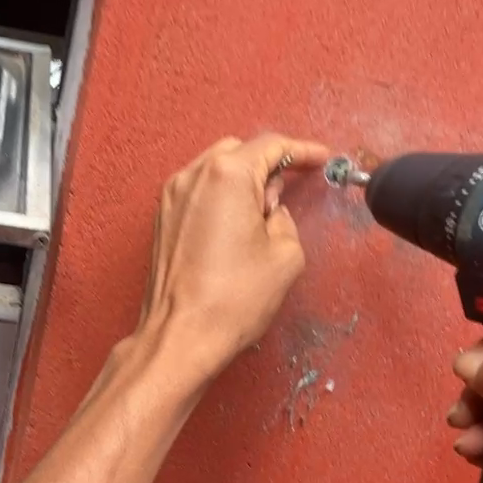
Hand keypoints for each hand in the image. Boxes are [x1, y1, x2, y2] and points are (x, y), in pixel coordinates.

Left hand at [137, 133, 330, 380]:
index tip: (321, 160)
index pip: (271, 146)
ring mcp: (170, 198)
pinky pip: (196, 193)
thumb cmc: (234, 298)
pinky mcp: (160, 221)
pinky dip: (218, 197)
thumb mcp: (285, 255)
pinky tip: (234, 224)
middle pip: (237, 152)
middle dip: (268, 164)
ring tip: (262, 212)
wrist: (180, 336)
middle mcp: (192, 177)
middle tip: (289, 190)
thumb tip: (271, 210)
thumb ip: (285, 219)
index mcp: (226, 175)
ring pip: (213, 171)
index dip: (302, 151)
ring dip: (241, 180)